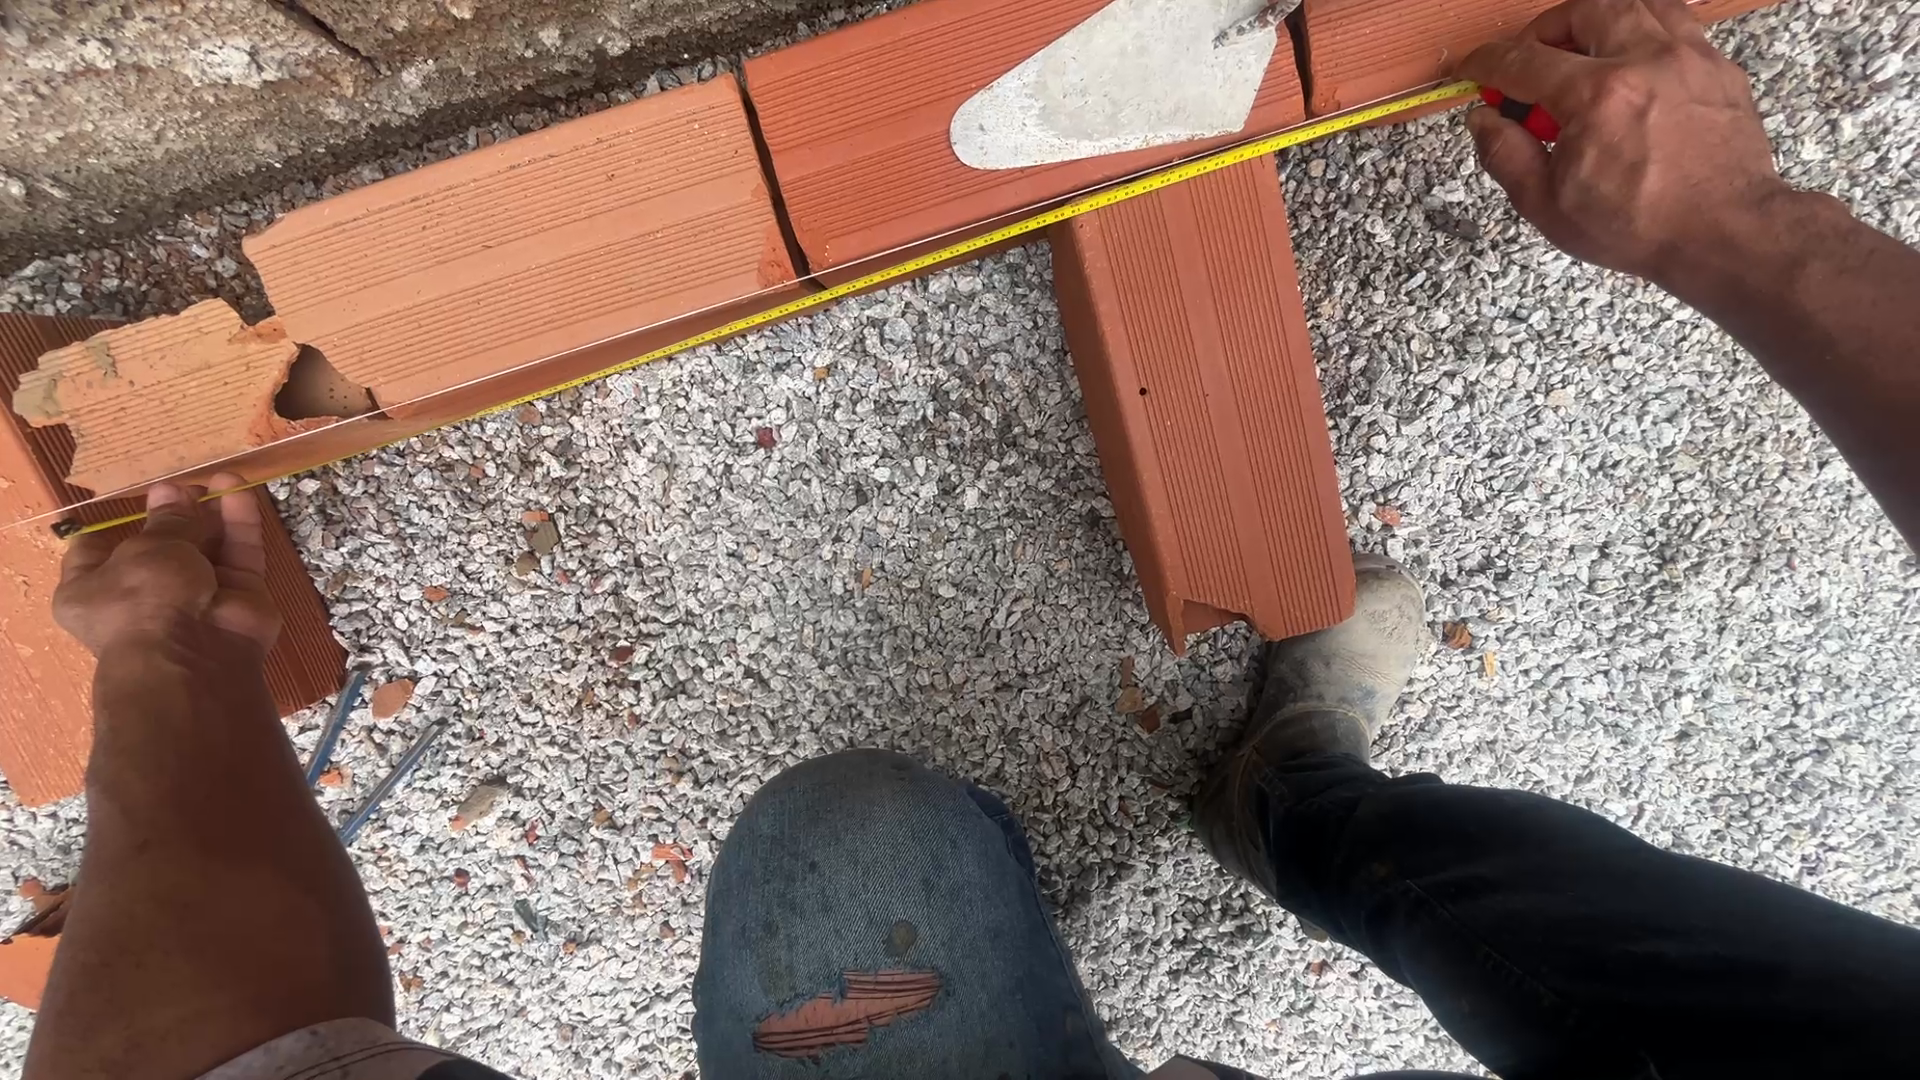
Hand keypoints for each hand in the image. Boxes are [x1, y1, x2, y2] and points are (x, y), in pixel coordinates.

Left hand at [54, 474, 281, 657]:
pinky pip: (241, 552)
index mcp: (95, 587)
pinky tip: (241, 492)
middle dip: (176, 514)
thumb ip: (168, 522)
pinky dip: (242, 523)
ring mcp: (199, 591)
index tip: (137, 503)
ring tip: (222, 478)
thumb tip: (172, 492)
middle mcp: (146, 590)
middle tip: (190, 485)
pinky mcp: (242, 590)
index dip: (117, 525)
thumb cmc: (144, 599)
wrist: (197, 650)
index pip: (98, 552)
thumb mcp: (146, 552)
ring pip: (208, 545)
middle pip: (164, 544)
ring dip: (213, 513)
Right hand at [1458, 0, 1792, 287]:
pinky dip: (1634, 31)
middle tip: (1523, 63)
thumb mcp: (1542, 201)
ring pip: (1634, 3)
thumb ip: (1505, 153)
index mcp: (1595, 97)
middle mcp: (1645, 60)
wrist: (1718, 227)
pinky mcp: (1715, 62)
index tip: (1468, 70)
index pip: (1524, 62)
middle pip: (1585, 10)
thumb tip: (1481, 118)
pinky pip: (1672, 20)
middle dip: (1542, 31)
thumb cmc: (1628, 223)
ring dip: (1591, 22)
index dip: (1485, 63)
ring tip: (1572, 58)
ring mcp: (1689, 54)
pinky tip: (1619, 67)